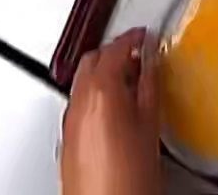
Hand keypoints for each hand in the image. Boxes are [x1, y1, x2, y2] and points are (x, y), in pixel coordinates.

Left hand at [60, 28, 161, 194]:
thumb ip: (150, 85)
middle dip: (114, 53)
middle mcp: (79, 97)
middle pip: (94, 58)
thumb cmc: (129, 181)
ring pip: (83, 79)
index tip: (144, 36)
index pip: (116, 47)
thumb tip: (151, 61)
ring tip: (128, 84)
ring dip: (103, 74)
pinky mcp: (66, 137)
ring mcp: (70, 117)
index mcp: (101, 88)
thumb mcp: (150, 126)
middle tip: (136, 57)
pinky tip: (113, 112)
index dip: (133, 37)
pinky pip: (78, 102)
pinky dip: (93, 96)